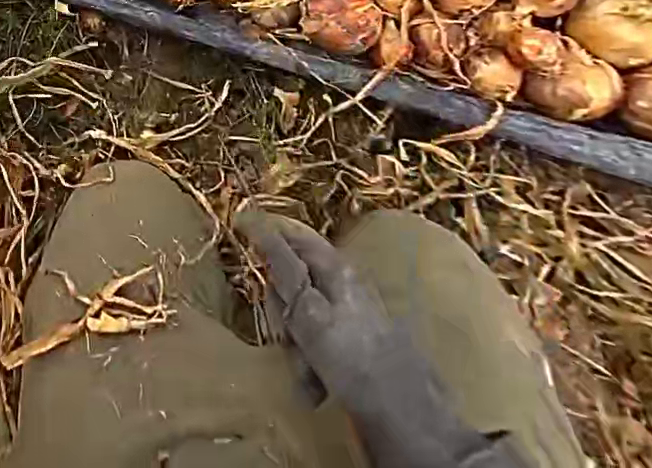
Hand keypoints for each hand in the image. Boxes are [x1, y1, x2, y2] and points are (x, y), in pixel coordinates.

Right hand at [237, 211, 526, 467]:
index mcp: (336, 269)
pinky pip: (316, 346)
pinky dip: (309, 364)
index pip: (292, 237)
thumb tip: (258, 225)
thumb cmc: (357, 364)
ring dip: (294, 344)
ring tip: (304, 375)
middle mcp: (342, 286)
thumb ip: (284, 269)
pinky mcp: (353, 349)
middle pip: (291, 280)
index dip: (264, 233)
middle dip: (279, 308)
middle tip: (282, 333)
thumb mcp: (311, 313)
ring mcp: (349, 318)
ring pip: (300, 317)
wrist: (414, 427)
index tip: (238, 228)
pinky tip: (315, 388)